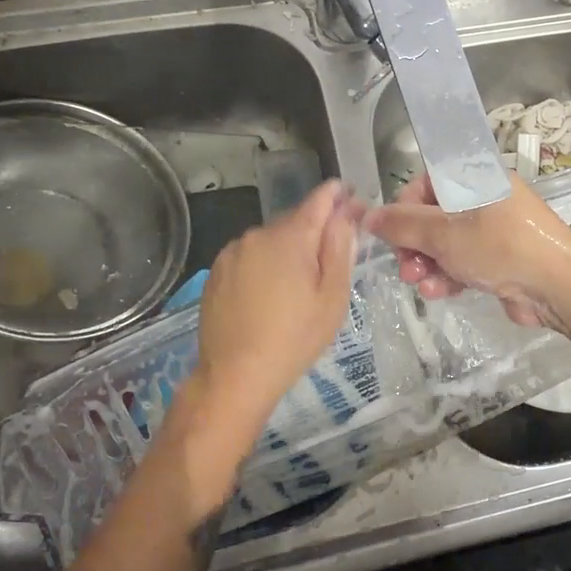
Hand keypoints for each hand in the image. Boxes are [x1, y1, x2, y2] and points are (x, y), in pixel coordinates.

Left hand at [193, 180, 360, 428]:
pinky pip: (250, 256)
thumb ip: (340, 248)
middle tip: (335, 252)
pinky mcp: (216, 272)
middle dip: (316, 228)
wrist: (235, 375)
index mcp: (290, 236)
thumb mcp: (332, 297)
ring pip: (271, 239)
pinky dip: (265, 264)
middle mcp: (257, 234)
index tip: (354, 199)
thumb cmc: (295, 338)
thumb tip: (346, 213)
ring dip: (289, 248)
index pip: (320, 199)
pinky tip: (271, 293)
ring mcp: (232, 252)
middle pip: (295, 220)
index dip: (339, 196)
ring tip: (301, 281)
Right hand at [364, 174, 570, 327]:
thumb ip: (402, 225)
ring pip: (445, 244)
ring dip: (427, 264)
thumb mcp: (444, 233)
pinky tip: (439, 292)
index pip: (427, 181)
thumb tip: (368, 216)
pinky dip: (448, 276)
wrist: (557, 286)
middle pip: (432, 216)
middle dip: (413, 244)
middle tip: (405, 267)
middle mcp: (484, 199)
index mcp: (476, 177)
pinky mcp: (498, 260)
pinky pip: (462, 263)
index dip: (405, 206)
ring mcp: (493, 231)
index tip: (392, 232)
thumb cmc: (500, 247)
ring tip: (420, 283)